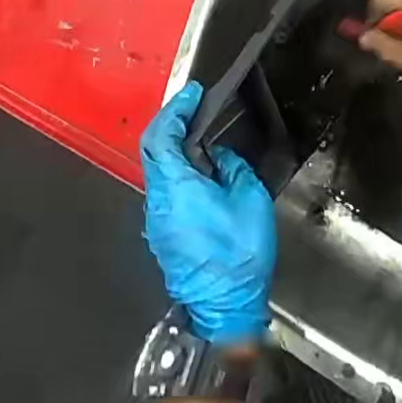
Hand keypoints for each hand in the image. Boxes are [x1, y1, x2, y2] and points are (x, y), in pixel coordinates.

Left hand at [139, 81, 275, 345]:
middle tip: (190, 106)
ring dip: (172, 145)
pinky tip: (197, 167)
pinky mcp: (163, 233)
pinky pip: (164, 188)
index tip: (192, 94)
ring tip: (197, 132)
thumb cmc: (240, 253)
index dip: (175, 109)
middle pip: (152, 149)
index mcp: (176, 187)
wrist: (227, 308)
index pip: (162, 135)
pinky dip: (176, 168)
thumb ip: (232, 167)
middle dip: (168, 122)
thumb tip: (219, 158)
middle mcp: (158, 200)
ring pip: (156, 169)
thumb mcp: (249, 198)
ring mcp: (157, 219)